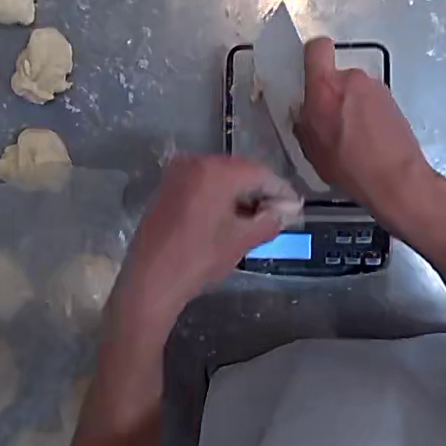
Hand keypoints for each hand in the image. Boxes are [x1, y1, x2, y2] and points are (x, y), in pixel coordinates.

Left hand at [111, 156, 298, 332]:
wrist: (149, 281)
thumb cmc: (198, 259)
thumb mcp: (241, 240)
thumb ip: (269, 220)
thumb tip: (289, 211)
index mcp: (216, 172)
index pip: (260, 173)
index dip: (281, 191)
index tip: (295, 207)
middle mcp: (196, 163)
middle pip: (240, 171)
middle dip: (260, 191)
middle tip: (279, 214)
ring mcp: (178, 173)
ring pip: (220, 177)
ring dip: (240, 194)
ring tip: (257, 218)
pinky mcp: (167, 187)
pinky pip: (203, 184)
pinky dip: (219, 196)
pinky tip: (230, 217)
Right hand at [296, 38, 435, 221]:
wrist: (394, 177)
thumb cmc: (347, 164)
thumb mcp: (311, 148)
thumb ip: (305, 121)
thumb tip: (307, 113)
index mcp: (325, 87)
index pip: (317, 48)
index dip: (313, 54)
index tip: (313, 71)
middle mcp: (352, 79)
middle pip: (338, 77)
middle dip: (335, 94)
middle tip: (334, 123)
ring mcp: (376, 88)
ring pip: (357, 90)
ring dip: (353, 106)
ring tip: (355, 137)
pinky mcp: (393, 100)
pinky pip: (374, 102)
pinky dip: (370, 115)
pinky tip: (370, 140)